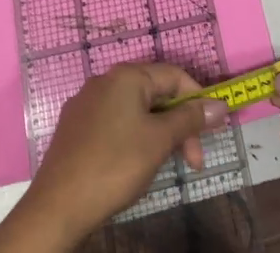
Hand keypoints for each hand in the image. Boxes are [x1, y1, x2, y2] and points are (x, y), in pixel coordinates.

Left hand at [0, 64, 228, 250]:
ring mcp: (86, 104)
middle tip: (193, 161)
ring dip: (158, 133)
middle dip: (178, 124)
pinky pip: (115, 123)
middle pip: (154, 93)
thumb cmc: (116, 164)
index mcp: (126, 76)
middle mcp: (104, 81)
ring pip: (135, 110)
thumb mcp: (160, 140)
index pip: (174, 75)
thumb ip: (190, 119)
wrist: (59, 204)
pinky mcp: (75, 127)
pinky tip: (135, 165)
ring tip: (165, 165)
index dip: (198, 99)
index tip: (212, 131)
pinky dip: (134, 138)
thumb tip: (220, 105)